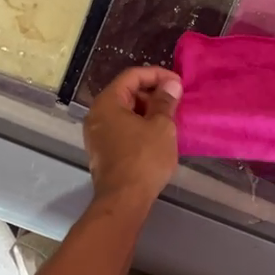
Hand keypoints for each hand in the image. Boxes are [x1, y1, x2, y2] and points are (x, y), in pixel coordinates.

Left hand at [82, 66, 181, 209]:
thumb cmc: (144, 159)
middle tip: (176, 102)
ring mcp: (97, 135)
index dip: (157, 75)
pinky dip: (139, 127)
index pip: (132, 76)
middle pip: (126, 93)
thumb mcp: (161, 126)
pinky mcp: (102, 152)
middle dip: (152, 94)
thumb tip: (171, 84)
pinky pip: (122, 130)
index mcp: (107, 102)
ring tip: (170, 119)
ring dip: (148, 112)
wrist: (124, 199)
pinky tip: (157, 137)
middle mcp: (96, 115)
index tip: (178, 83)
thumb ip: (165, 101)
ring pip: (124, 113)